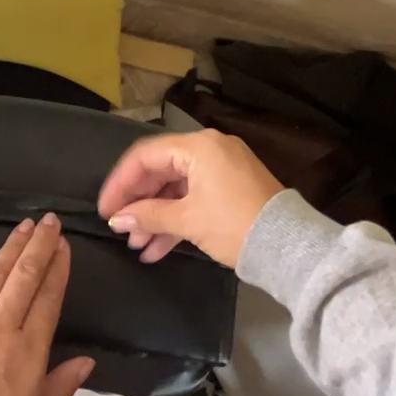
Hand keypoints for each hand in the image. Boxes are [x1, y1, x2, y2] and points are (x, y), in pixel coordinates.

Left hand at [0, 213, 94, 395]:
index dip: (58, 269)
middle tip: (50, 221)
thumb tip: (86, 361)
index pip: (47, 299)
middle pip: (23, 278)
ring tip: (24, 226)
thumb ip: (61, 387)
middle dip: (39, 246)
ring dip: (10, 247)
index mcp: (28, 353)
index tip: (65, 246)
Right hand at [97, 130, 283, 266]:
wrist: (290, 248)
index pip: (145, 156)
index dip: (120, 182)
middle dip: (138, 203)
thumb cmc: (235, 224)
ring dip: (155, 217)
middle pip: (159, 171)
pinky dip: (175, 220)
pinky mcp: (229, 190)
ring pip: (175, 189)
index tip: (105, 208)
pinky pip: (192, 199)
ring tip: (137, 245)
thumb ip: (148, 216)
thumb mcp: (188, 221)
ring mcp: (221, 170)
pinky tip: (157, 248)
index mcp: (198, 147)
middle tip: (120, 228)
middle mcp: (209, 150)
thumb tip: (117, 219)